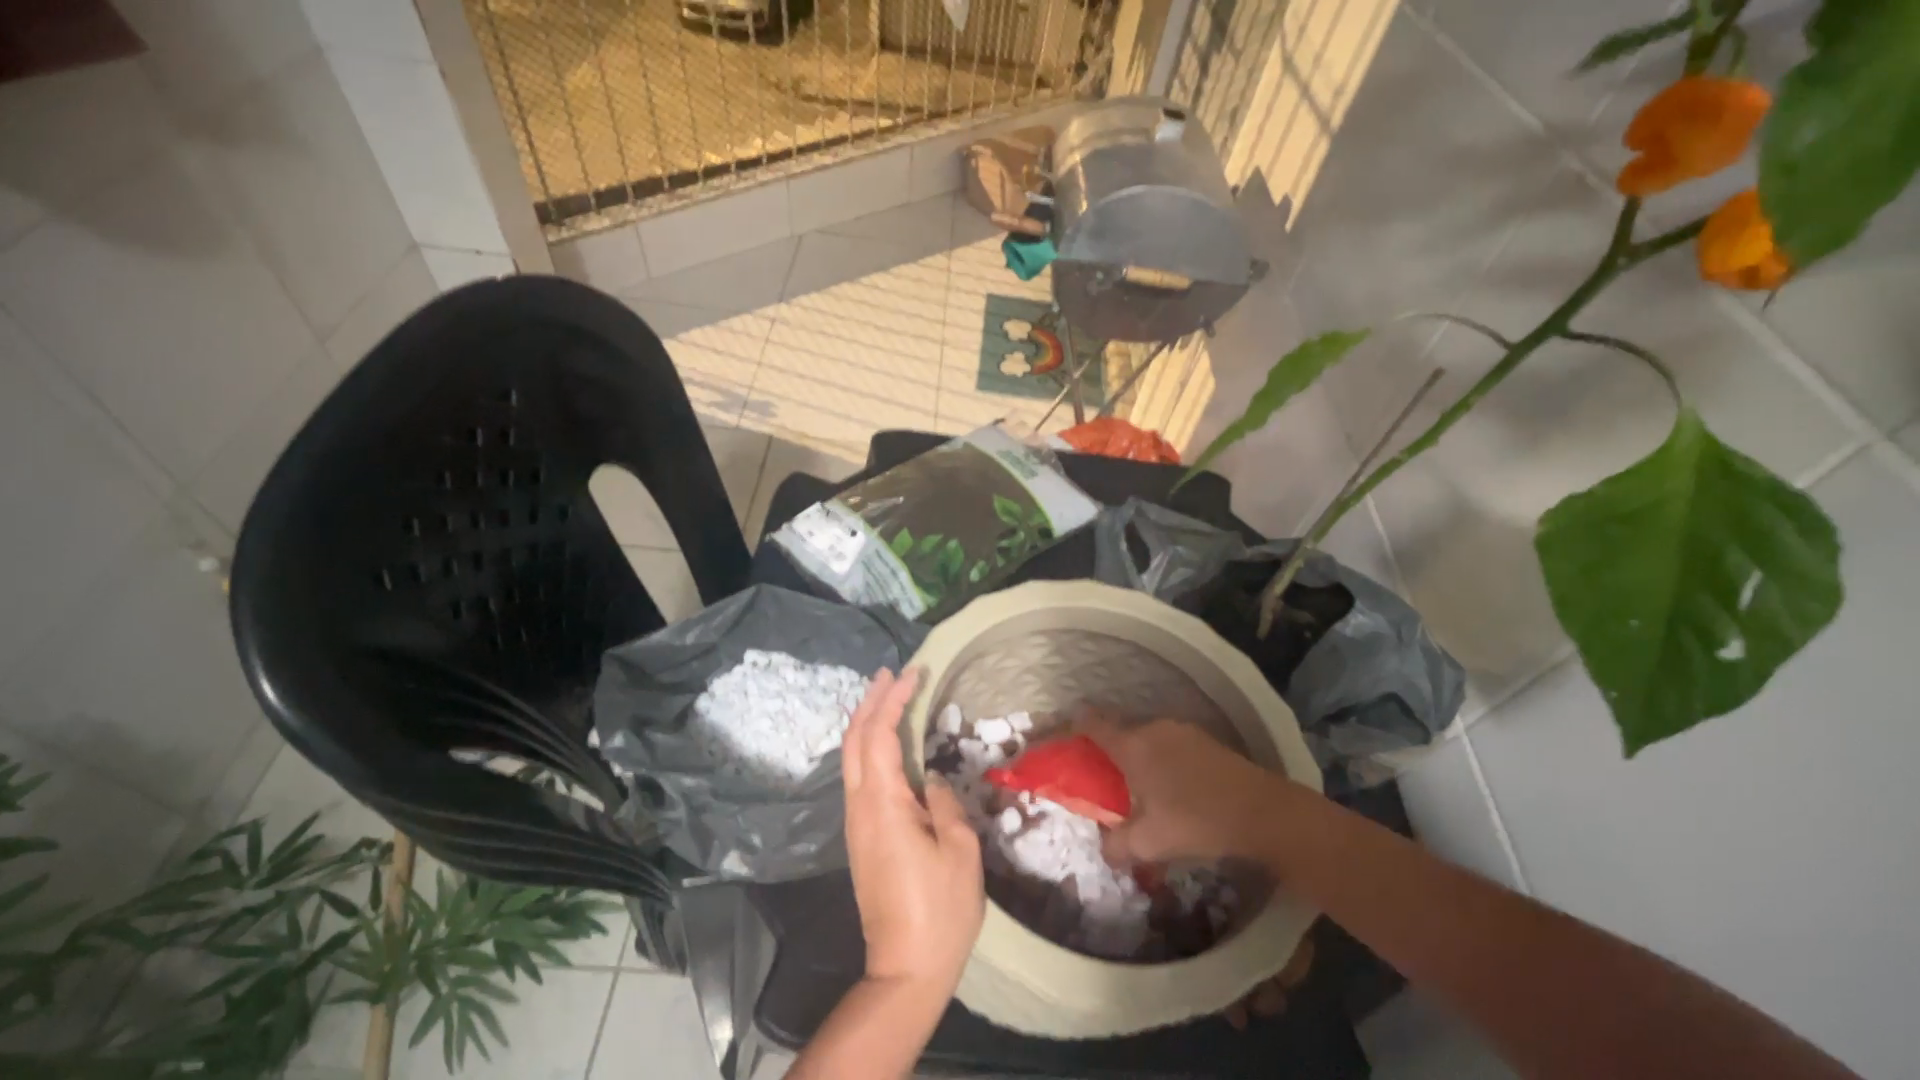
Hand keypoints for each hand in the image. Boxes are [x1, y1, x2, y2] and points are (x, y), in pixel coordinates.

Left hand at [842, 668, 984, 992]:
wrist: (905, 967)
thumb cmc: (941, 910)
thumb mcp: (960, 851)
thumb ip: (946, 804)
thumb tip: (932, 779)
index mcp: (883, 804)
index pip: (880, 735)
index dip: (893, 700)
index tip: (912, 672)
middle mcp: (860, 808)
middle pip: (855, 741)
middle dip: (870, 702)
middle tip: (892, 673)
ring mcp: (856, 825)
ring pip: (852, 759)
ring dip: (867, 723)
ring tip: (888, 698)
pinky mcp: (861, 840)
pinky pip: (859, 779)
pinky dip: (870, 749)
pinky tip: (887, 745)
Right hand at [1078, 714, 1305, 868]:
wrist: (1265, 813)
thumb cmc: (1197, 821)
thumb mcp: (1149, 843)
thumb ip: (1118, 846)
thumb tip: (1105, 849)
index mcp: (1133, 745)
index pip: (1091, 723)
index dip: (1071, 727)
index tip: (1059, 739)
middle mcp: (1154, 729)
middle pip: (1118, 731)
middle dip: (1104, 751)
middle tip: (1098, 779)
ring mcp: (1183, 732)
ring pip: (1145, 738)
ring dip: (1135, 757)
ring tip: (1135, 789)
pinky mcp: (1206, 741)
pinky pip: (1168, 744)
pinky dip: (1159, 761)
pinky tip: (1169, 789)